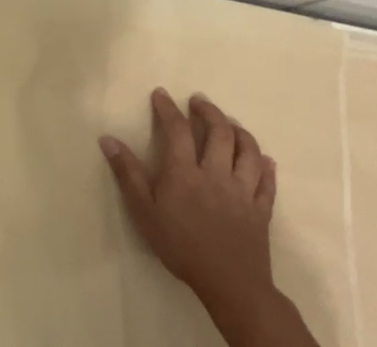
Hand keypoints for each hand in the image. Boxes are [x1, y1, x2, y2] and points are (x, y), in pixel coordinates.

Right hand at [101, 90, 277, 311]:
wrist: (230, 283)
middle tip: (199, 100)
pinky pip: (267, 181)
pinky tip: (262, 158)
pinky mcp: (262, 209)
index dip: (168, 109)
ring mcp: (243, 191)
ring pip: (248, 152)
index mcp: (184, 173)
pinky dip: (264, 164)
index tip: (161, 94)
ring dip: (240, 131)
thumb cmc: (179, 246)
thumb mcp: (143, 211)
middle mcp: (216, 174)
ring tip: (230, 123)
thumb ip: (128, 173)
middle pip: (219, 133)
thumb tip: (108, 139)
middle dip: (209, 112)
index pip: (177, 130)